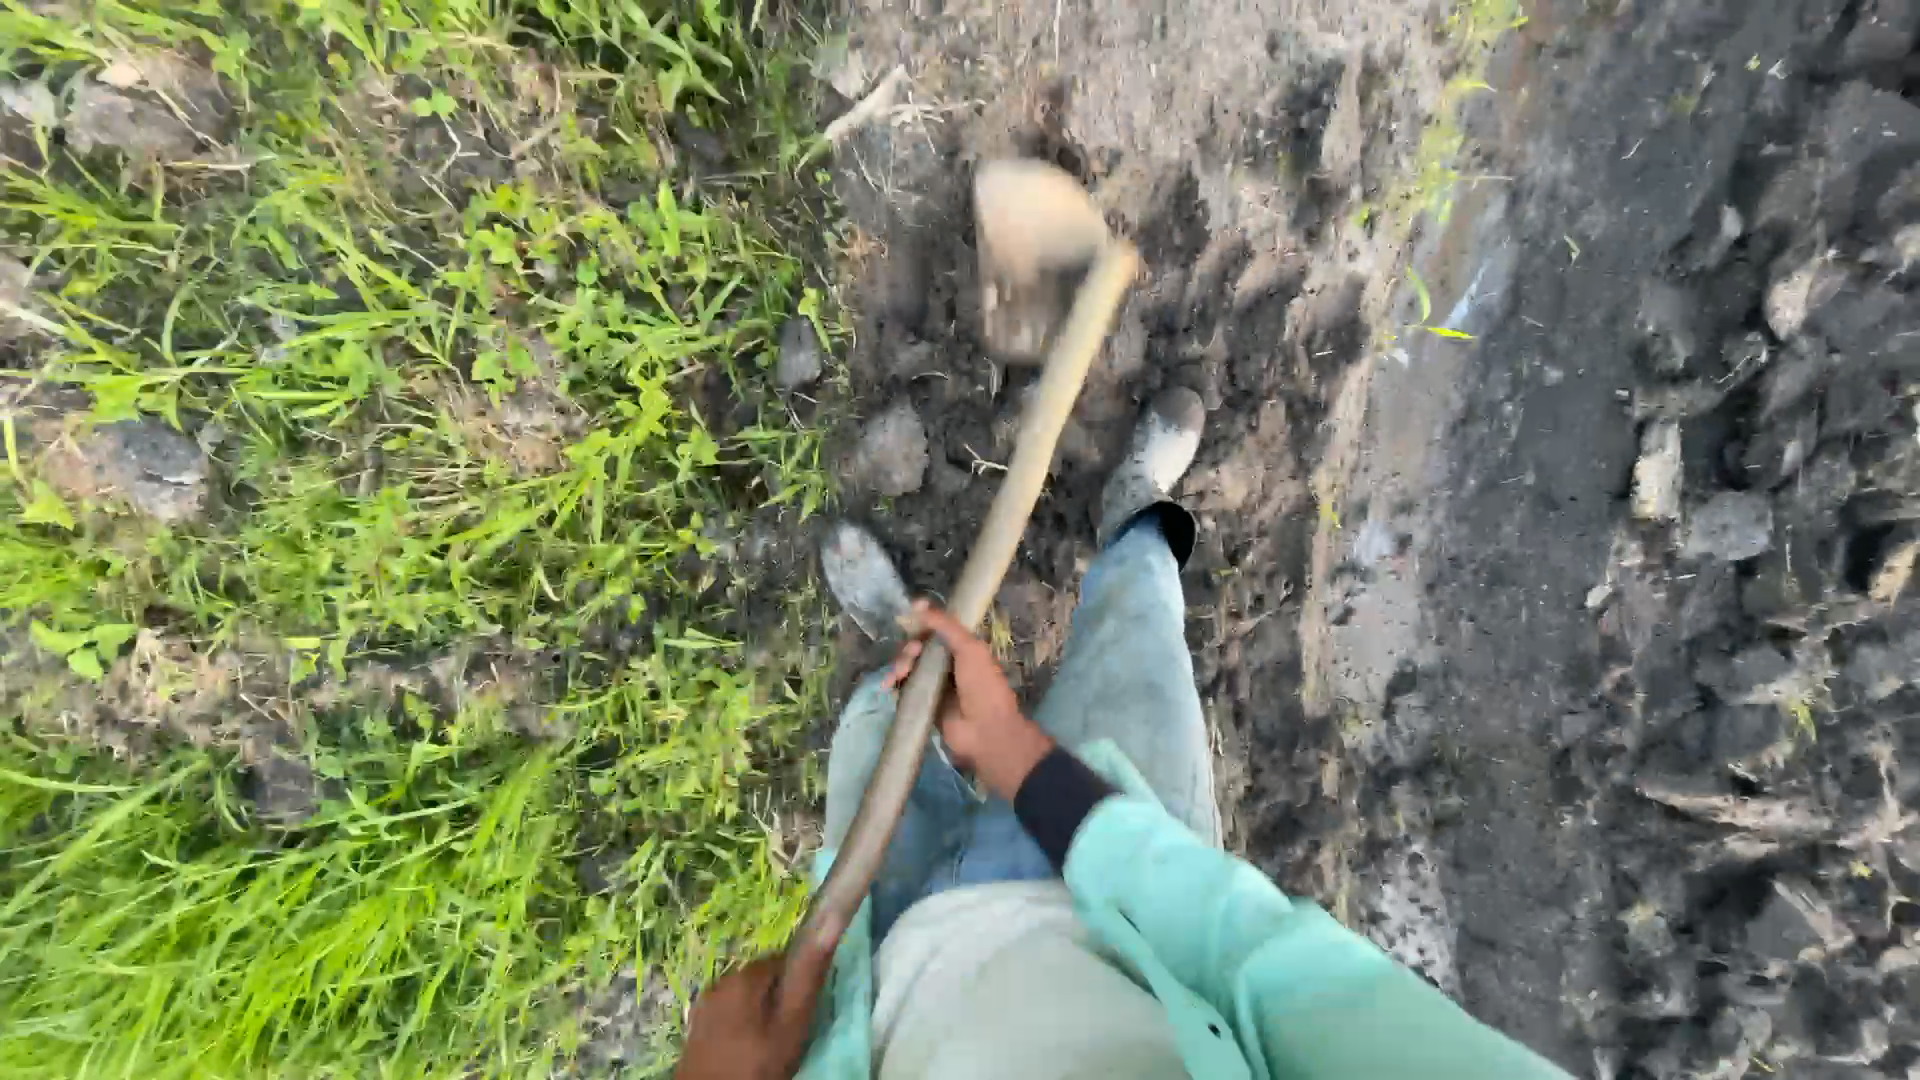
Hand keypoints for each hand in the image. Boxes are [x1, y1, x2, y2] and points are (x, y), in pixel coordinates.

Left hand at [674, 942, 833, 1079]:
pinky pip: (726, 1012)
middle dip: (775, 996)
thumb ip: (808, 975)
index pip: (783, 960)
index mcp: (746, 974)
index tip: (799, 1012)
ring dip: (755, 1010)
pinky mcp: (695, 1025)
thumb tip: (830, 921)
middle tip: (784, 1030)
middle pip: (761, 976)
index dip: (795, 985)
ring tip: (764, 1041)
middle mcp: (722, 979)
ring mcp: (705, 1003)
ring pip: (742, 994)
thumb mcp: (791, 1024)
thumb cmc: (756, 1065)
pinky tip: (742, 1046)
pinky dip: (737, 1023)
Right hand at [885, 600, 1053, 799]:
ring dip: (900, 664)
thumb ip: (946, 625)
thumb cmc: (982, 686)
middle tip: (912, 654)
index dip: (921, 623)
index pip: (935, 630)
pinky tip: (889, 685)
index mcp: (962, 648)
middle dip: (910, 647)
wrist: (985, 731)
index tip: (907, 616)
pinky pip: (903, 688)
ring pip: (908, 666)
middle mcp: (946, 664)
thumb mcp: (970, 648)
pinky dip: (894, 683)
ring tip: (900, 673)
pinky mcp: (923, 703)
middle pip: (918, 647)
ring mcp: (934, 684)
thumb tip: (919, 604)